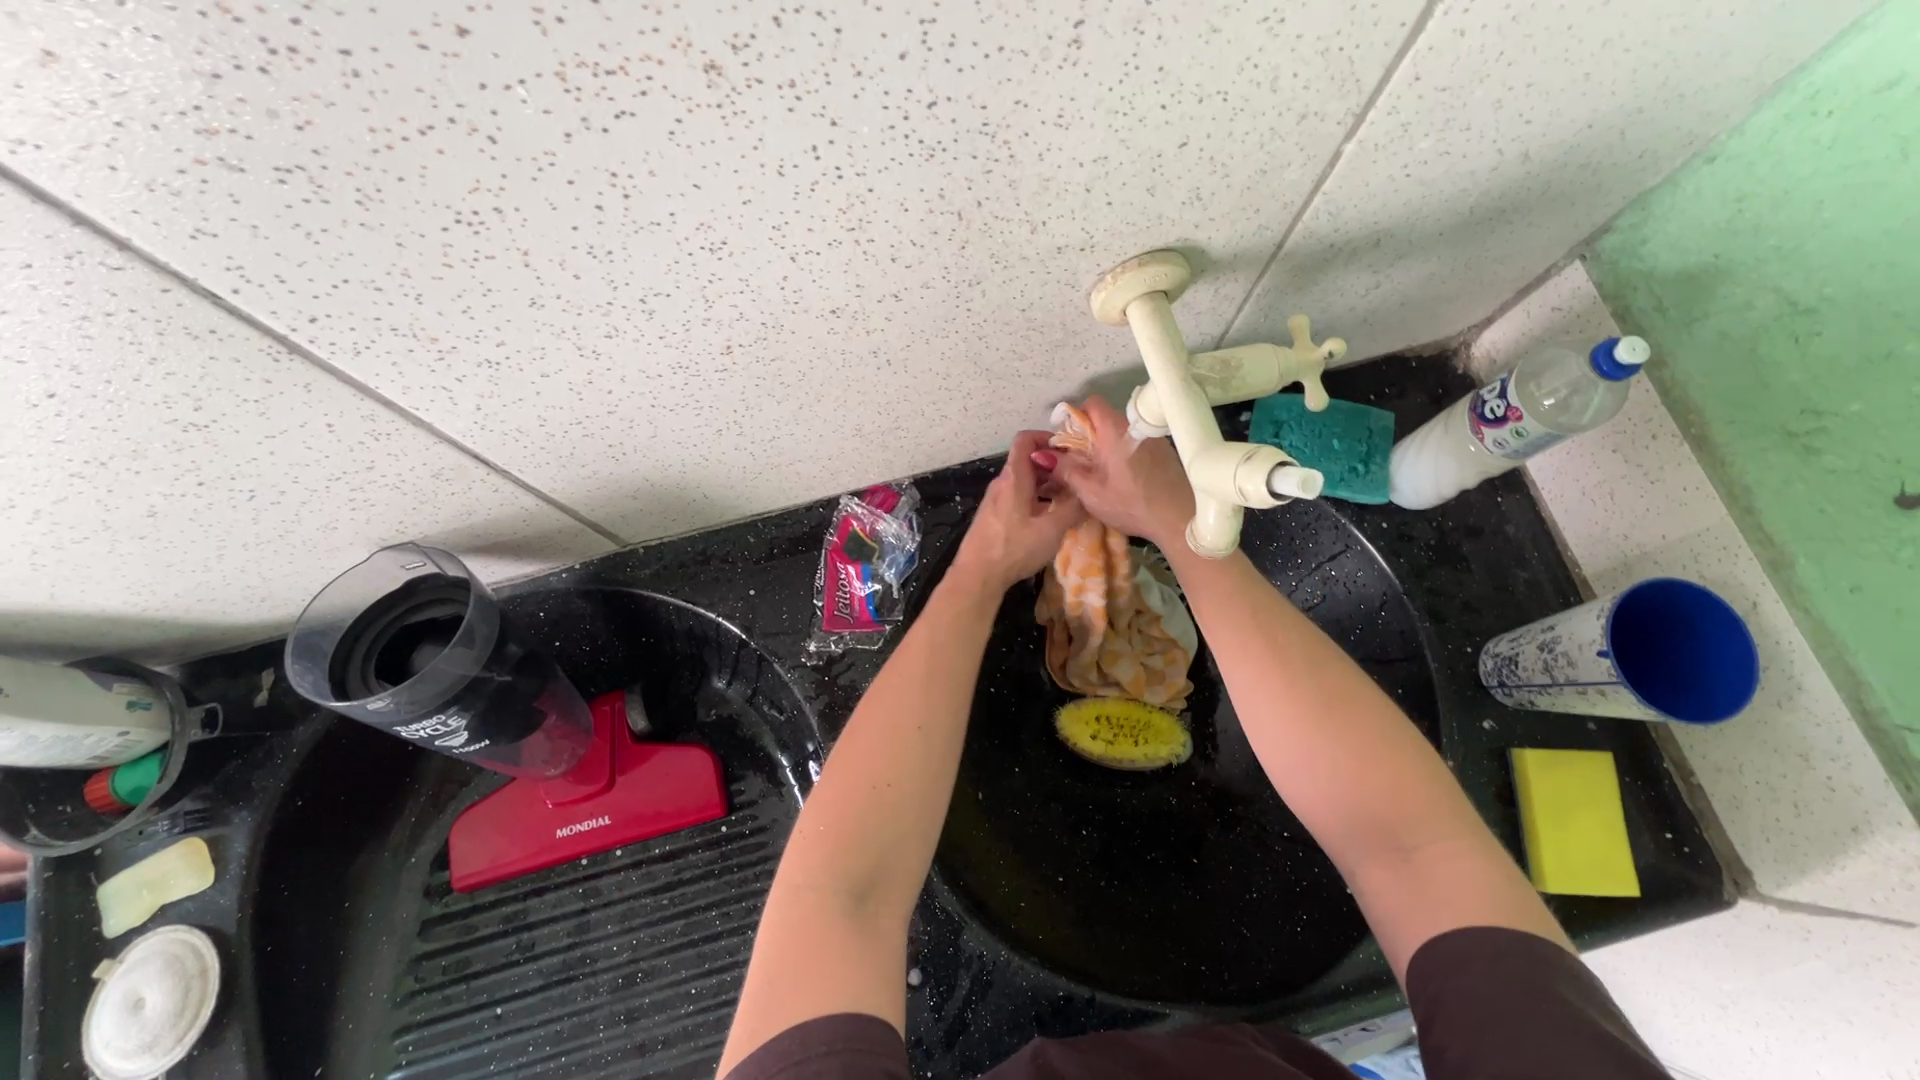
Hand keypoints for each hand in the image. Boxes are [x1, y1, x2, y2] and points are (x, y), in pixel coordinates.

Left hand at [950, 431, 1085, 591]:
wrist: (977, 575)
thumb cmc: (1014, 548)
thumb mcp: (1051, 530)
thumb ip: (1073, 509)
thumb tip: (1089, 494)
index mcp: (1014, 478)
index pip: (1025, 439)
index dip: (1046, 437)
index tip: (1068, 449)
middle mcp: (1002, 483)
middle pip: (1028, 461)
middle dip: (1053, 466)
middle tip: (1077, 479)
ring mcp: (996, 500)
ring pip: (1024, 481)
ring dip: (1046, 485)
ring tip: (1068, 500)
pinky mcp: (994, 515)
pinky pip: (1018, 496)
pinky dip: (1036, 499)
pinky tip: (1049, 518)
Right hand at [1051, 396, 1193, 548]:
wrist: (1180, 519)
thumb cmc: (1132, 505)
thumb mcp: (1091, 492)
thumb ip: (1066, 469)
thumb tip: (1046, 455)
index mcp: (1115, 430)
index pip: (1091, 404)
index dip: (1075, 417)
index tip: (1067, 439)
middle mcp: (1135, 427)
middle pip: (1105, 418)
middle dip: (1088, 435)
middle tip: (1079, 461)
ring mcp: (1152, 437)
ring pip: (1121, 431)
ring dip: (1106, 445)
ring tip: (1100, 471)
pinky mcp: (1163, 451)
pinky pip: (1135, 442)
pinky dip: (1123, 453)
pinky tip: (1123, 477)